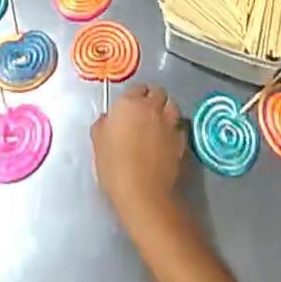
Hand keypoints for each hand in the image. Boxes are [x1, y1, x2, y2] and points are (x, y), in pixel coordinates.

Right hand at [92, 83, 186, 220]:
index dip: (134, 98)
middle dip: (153, 99)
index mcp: (129, 103)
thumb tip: (107, 118)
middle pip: (157, 91)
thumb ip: (102, 125)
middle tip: (145, 114)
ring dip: (166, 109)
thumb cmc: (115, 168)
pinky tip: (168, 139)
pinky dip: (175, 128)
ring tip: (159, 123)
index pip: (136, 88)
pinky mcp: (182, 136)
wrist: (143, 193)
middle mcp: (152, 106)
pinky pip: (180, 124)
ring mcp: (170, 120)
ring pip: (172, 104)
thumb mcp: (98, 145)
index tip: (129, 110)